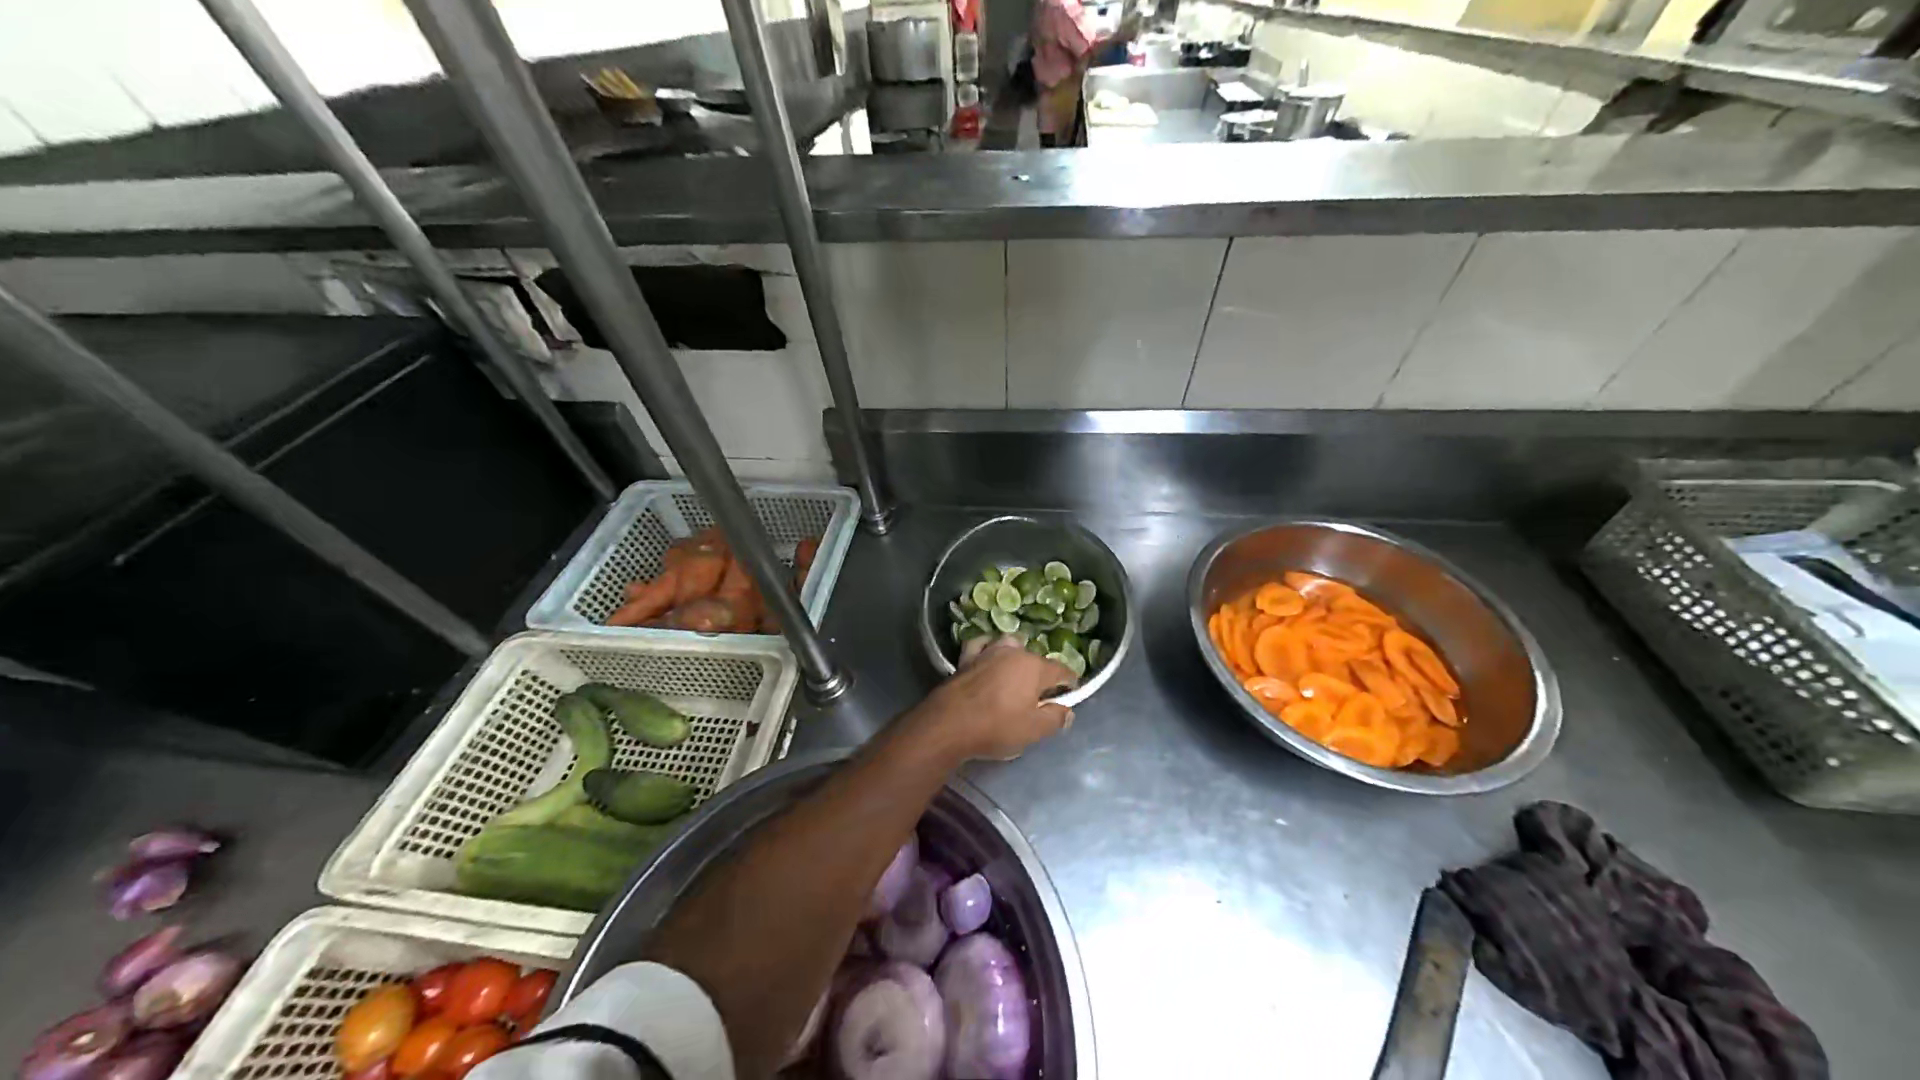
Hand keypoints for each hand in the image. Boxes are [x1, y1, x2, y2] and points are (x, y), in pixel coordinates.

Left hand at [917, 637, 1078, 761]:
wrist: (948, 724)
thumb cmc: (996, 727)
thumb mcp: (1033, 730)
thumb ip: (1055, 718)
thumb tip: (1068, 711)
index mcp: (1034, 667)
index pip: (1061, 670)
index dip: (1070, 682)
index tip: (1072, 692)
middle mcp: (1013, 653)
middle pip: (1036, 660)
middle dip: (1043, 674)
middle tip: (1042, 696)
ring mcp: (987, 652)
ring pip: (1010, 646)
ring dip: (1017, 656)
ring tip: (1018, 673)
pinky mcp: (966, 659)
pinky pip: (982, 645)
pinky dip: (988, 648)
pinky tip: (988, 657)